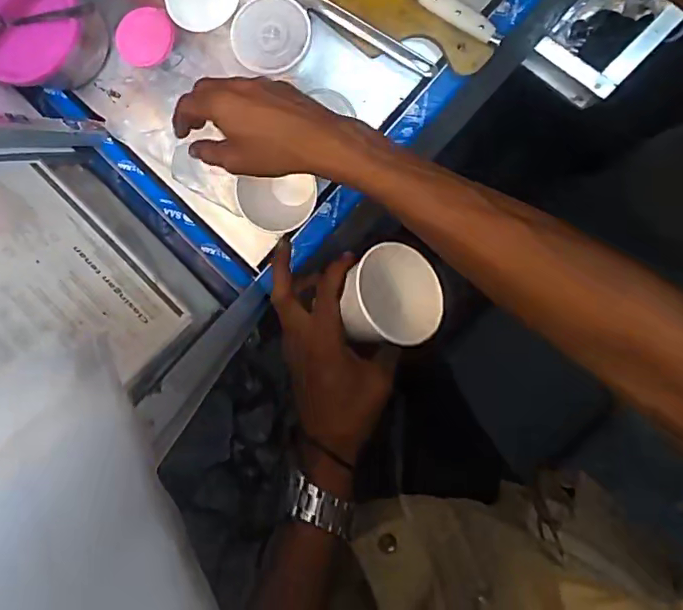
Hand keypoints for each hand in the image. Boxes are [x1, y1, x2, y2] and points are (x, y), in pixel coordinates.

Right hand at [171, 78, 382, 183]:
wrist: (321, 139)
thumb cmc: (275, 151)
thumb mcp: (235, 160)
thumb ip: (209, 152)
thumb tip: (197, 148)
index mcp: (219, 101)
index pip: (187, 103)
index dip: (179, 119)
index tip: (182, 134)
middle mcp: (235, 86)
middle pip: (203, 88)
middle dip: (194, 105)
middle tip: (195, 125)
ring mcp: (258, 83)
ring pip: (226, 85)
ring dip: (216, 100)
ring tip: (220, 122)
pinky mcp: (277, 86)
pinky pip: (247, 88)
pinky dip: (237, 99)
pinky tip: (247, 118)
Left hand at [270, 240, 399, 464]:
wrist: (326, 440)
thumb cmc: (352, 409)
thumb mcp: (379, 380)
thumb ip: (389, 351)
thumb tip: (401, 329)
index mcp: (320, 336)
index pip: (324, 292)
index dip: (336, 269)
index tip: (349, 255)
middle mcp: (298, 333)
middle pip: (281, 291)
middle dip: (282, 264)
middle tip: (288, 243)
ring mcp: (290, 343)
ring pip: (283, 303)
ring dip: (293, 283)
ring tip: (317, 273)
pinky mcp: (291, 352)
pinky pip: (289, 317)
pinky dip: (297, 302)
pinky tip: (314, 302)